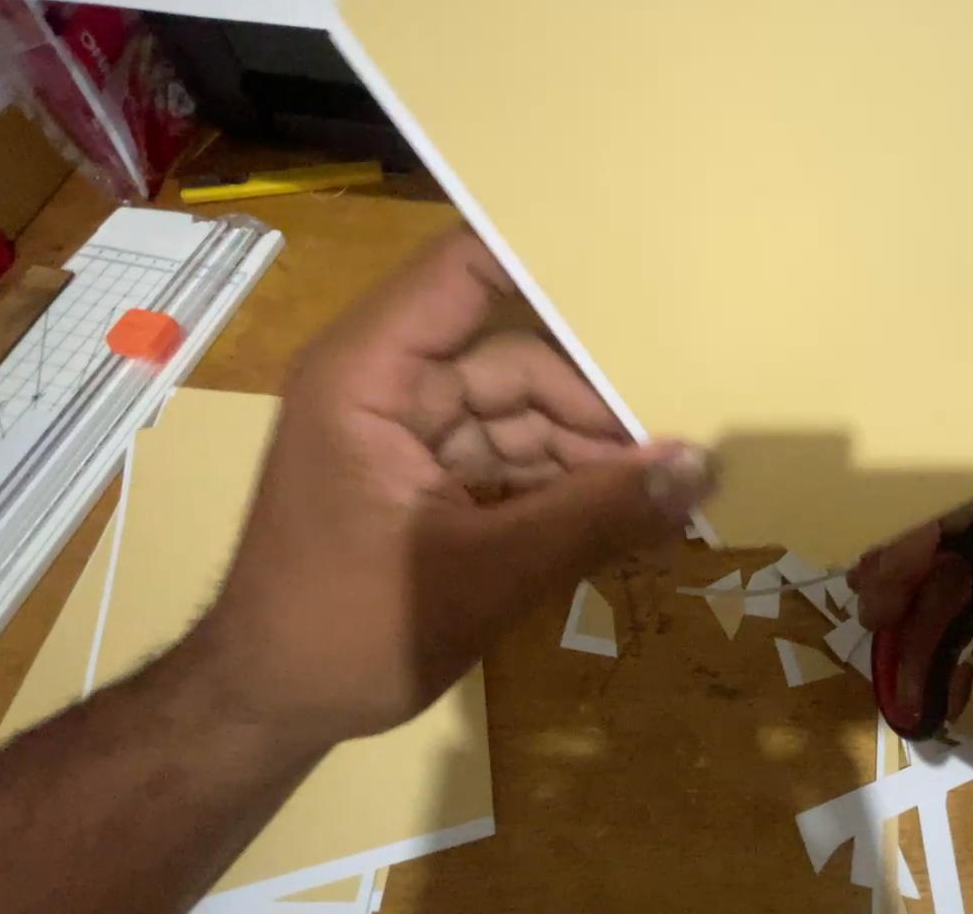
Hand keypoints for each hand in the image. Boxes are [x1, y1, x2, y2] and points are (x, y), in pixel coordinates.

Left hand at [189, 232, 714, 746]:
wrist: (271, 711)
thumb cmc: (349, 632)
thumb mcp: (489, 573)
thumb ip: (599, 516)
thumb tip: (701, 467)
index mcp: (375, 374)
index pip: (465, 271)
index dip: (548, 262)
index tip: (639, 273)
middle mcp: (397, 384)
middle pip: (521, 359)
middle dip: (600, 404)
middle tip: (683, 434)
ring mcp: (420, 431)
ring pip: (532, 414)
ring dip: (595, 453)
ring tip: (670, 487)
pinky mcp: (440, 475)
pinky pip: (522, 458)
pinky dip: (570, 485)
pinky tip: (628, 511)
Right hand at [850, 512, 972, 861]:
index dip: (932, 528)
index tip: (892, 578)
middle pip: (966, 531)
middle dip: (907, 560)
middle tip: (870, 613)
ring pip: (961, 563)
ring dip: (912, 589)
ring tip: (878, 632)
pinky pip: (972, 600)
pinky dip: (932, 617)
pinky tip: (904, 643)